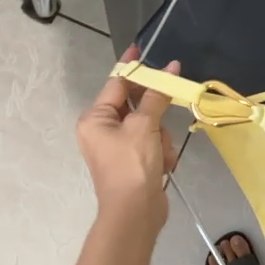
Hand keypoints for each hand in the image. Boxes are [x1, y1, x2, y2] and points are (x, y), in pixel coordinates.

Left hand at [77, 45, 179, 230]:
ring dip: (160, 138)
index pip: (116, 83)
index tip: (145, 50)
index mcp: (95, 118)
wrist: (135, 214)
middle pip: (136, 105)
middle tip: (163, 121)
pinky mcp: (133, 161)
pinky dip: (161, 152)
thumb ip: (157, 95)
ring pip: (149, 125)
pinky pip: (152, 143)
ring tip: (160, 153)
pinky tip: (163, 166)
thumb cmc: (132, 165)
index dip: (133, 67)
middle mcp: (101, 130)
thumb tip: (169, 67)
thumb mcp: (145, 126)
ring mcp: (117, 147)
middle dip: (154, 116)